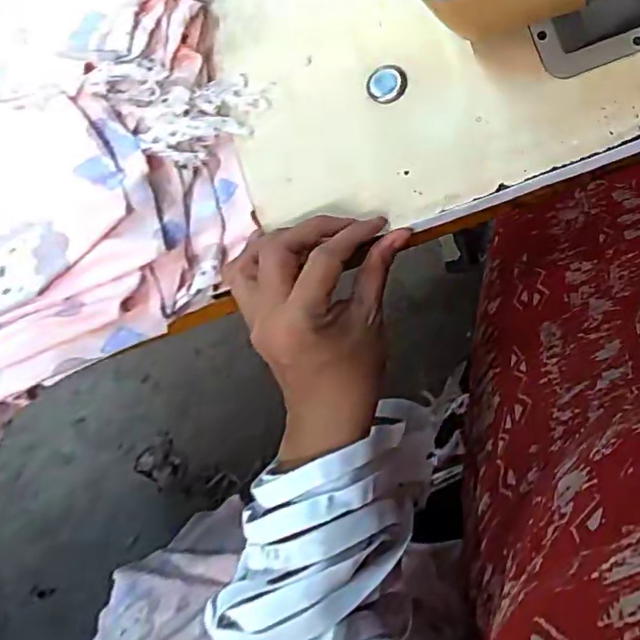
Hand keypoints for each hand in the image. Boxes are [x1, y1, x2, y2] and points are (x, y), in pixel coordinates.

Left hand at [222, 216, 412, 467]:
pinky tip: (294, 253)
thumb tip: (396, 234)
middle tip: (350, 227)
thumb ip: (377, 270)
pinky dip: (264, 257)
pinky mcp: (252, 319)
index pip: (322, 258)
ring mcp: (253, 317)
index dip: (353, 234)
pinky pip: (243, 278)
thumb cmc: (356, 373)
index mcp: (299, 317)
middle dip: (315, 229)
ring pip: (248, 260)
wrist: (328, 416)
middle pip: (277, 249)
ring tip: (317, 237)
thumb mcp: (371, 318)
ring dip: (281, 239)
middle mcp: (266, 314)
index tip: (379, 224)